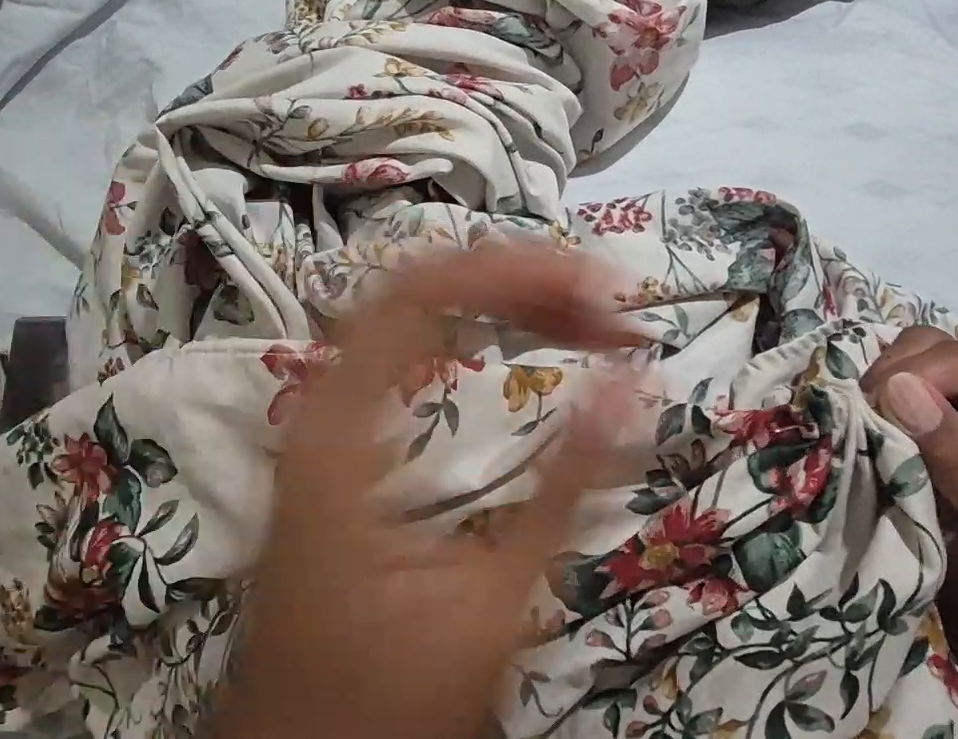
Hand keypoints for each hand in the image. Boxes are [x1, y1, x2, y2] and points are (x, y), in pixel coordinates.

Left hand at [213, 246, 635, 738]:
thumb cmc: (387, 688)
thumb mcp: (493, 597)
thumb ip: (566, 485)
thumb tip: (632, 383)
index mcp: (343, 430)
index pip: (417, 293)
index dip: (507, 269)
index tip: (592, 284)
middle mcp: (325, 405)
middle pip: (419, 290)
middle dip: (517, 281)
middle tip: (604, 305)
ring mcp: (328, 418)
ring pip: (413, 314)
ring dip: (499, 301)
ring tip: (583, 316)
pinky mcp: (343, 437)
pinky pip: (407, 350)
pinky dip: (472, 330)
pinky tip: (519, 338)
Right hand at [862, 327, 957, 738]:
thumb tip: (898, 386)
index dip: (913, 373)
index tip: (864, 408)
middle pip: (944, 357)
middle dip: (893, 376)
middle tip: (856, 417)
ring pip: (922, 380)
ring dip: (883, 395)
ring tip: (855, 427)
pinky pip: (913, 418)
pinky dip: (882, 422)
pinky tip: (861, 439)